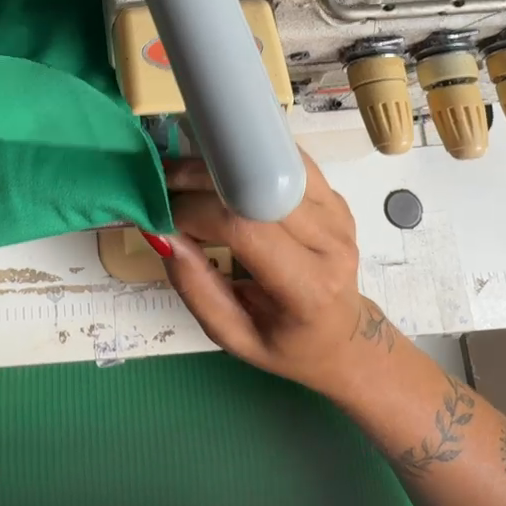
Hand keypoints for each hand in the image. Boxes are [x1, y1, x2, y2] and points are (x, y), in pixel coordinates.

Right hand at [160, 150, 393, 400]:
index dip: (195, 212)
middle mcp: (330, 242)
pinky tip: (220, 173)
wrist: (344, 338)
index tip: (163, 216)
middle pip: (255, 185)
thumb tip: (162, 234)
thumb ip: (197, 289)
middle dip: (198, 176)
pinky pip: (284, 159)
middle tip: (162, 180)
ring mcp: (336, 213)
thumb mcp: (234, 338)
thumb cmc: (287, 346)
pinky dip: (245, 161)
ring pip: (269, 163)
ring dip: (219, 162)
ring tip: (185, 173)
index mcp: (308, 287)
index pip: (244, 228)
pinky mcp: (332, 196)